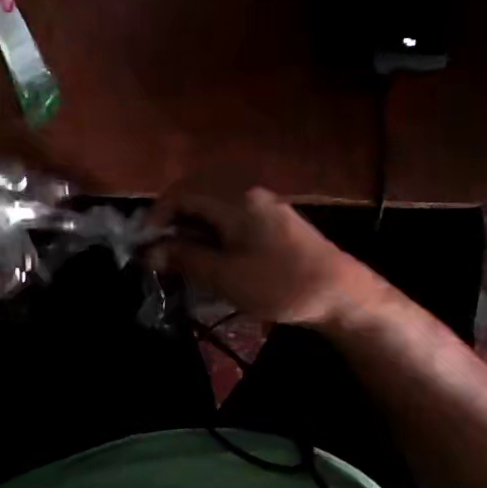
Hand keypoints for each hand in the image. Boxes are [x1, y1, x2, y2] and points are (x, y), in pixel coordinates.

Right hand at [149, 184, 395, 328]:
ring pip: (213, 204)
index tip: (144, 245)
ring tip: (178, 254)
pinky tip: (208, 253)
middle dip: (171, 218)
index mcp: (237, 200)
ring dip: (190, 224)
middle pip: (196, 193)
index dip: (156, 217)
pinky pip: (229, 213)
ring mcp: (263, 204)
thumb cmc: (280, 285)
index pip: (182, 194)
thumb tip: (149, 251)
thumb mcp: (226, 276)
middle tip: (157, 249)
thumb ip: (185, 258)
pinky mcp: (272, 219)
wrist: (342, 295)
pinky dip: (210, 228)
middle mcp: (248, 192)